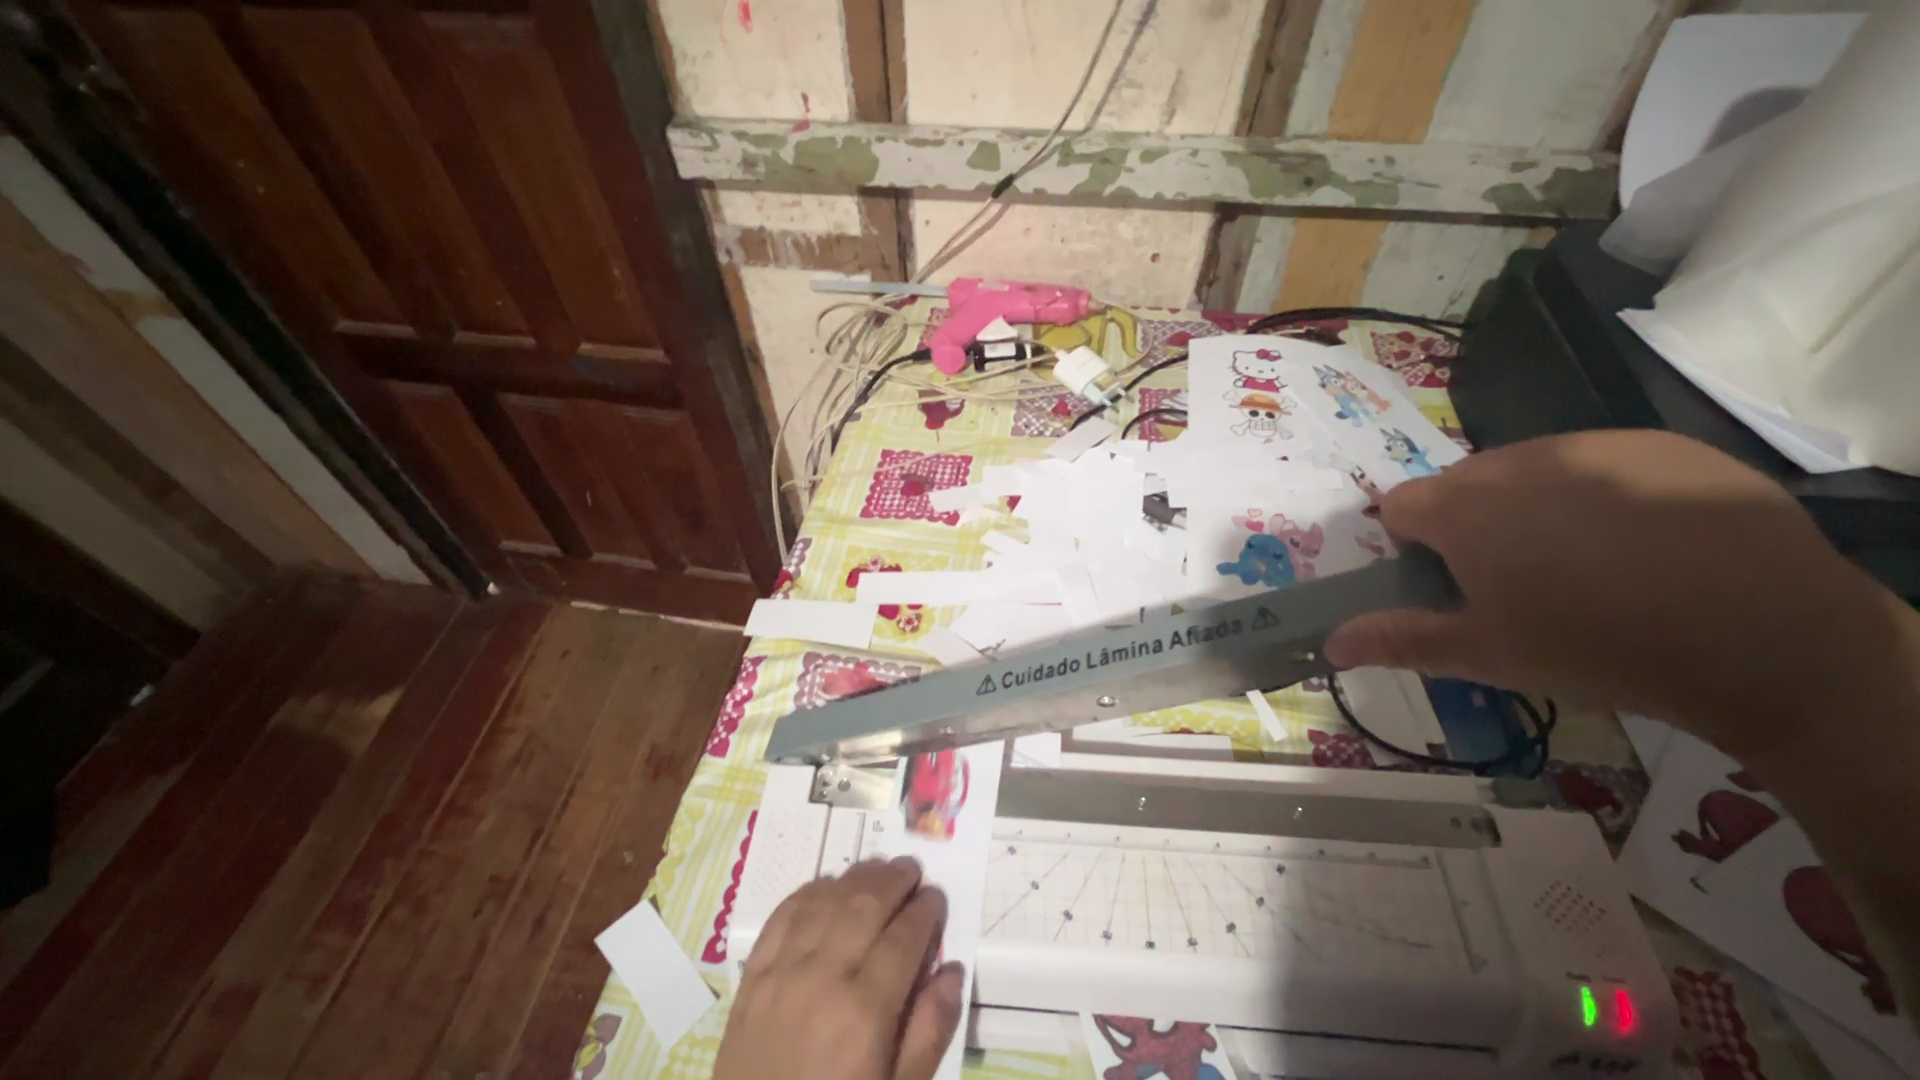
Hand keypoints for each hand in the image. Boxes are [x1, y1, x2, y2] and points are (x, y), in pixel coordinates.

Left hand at [715, 857, 962, 1079]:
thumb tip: (951, 970)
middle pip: (865, 907)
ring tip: (878, 867)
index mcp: (867, 1010)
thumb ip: (930, 1031)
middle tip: (913, 868)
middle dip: (894, 881)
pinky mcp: (752, 977)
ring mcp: (782, 973)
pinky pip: (781, 918)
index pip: (904, 938)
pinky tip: (826, 885)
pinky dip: (807, 893)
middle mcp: (824, 978)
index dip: (925, 910)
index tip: (937, 896)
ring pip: (824, 903)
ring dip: (855, 878)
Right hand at [1324, 431, 1914, 757]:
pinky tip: (1643, 543)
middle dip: (1470, 522)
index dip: (1413, 543)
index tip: (1448, 581)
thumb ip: (1400, 639)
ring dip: (1532, 505)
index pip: (1400, 504)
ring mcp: (1594, 445)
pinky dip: (1599, 492)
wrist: (1763, 637)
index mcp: (1464, 509)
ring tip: (1582, 562)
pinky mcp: (1662, 444)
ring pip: (1530, 468)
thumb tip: (1330, 642)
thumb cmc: (1595, 649)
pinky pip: (1601, 459)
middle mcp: (1517, 462)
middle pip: (1463, 483)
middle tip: (1516, 580)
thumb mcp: (1486, 655)